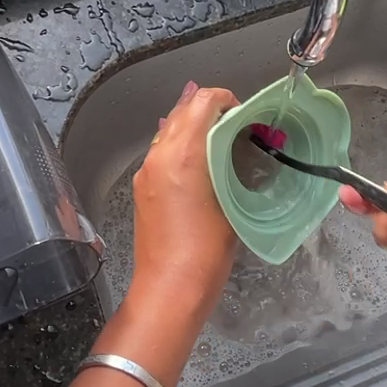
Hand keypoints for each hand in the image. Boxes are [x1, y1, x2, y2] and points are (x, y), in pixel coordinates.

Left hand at [125, 82, 238, 322]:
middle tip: (236, 124)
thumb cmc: (208, 249)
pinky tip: (198, 160)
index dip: (226, 99)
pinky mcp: (142, 185)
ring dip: (193, 125)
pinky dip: (180, 144)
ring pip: (169, 128)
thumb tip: (234, 142)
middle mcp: (160, 153)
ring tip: (220, 140)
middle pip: (183, 109)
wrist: (170, 287)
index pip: (203, 101)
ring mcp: (147, 169)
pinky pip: (161, 149)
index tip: (244, 114)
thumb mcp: (231, 200)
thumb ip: (231, 163)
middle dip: (210, 109)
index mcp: (184, 152)